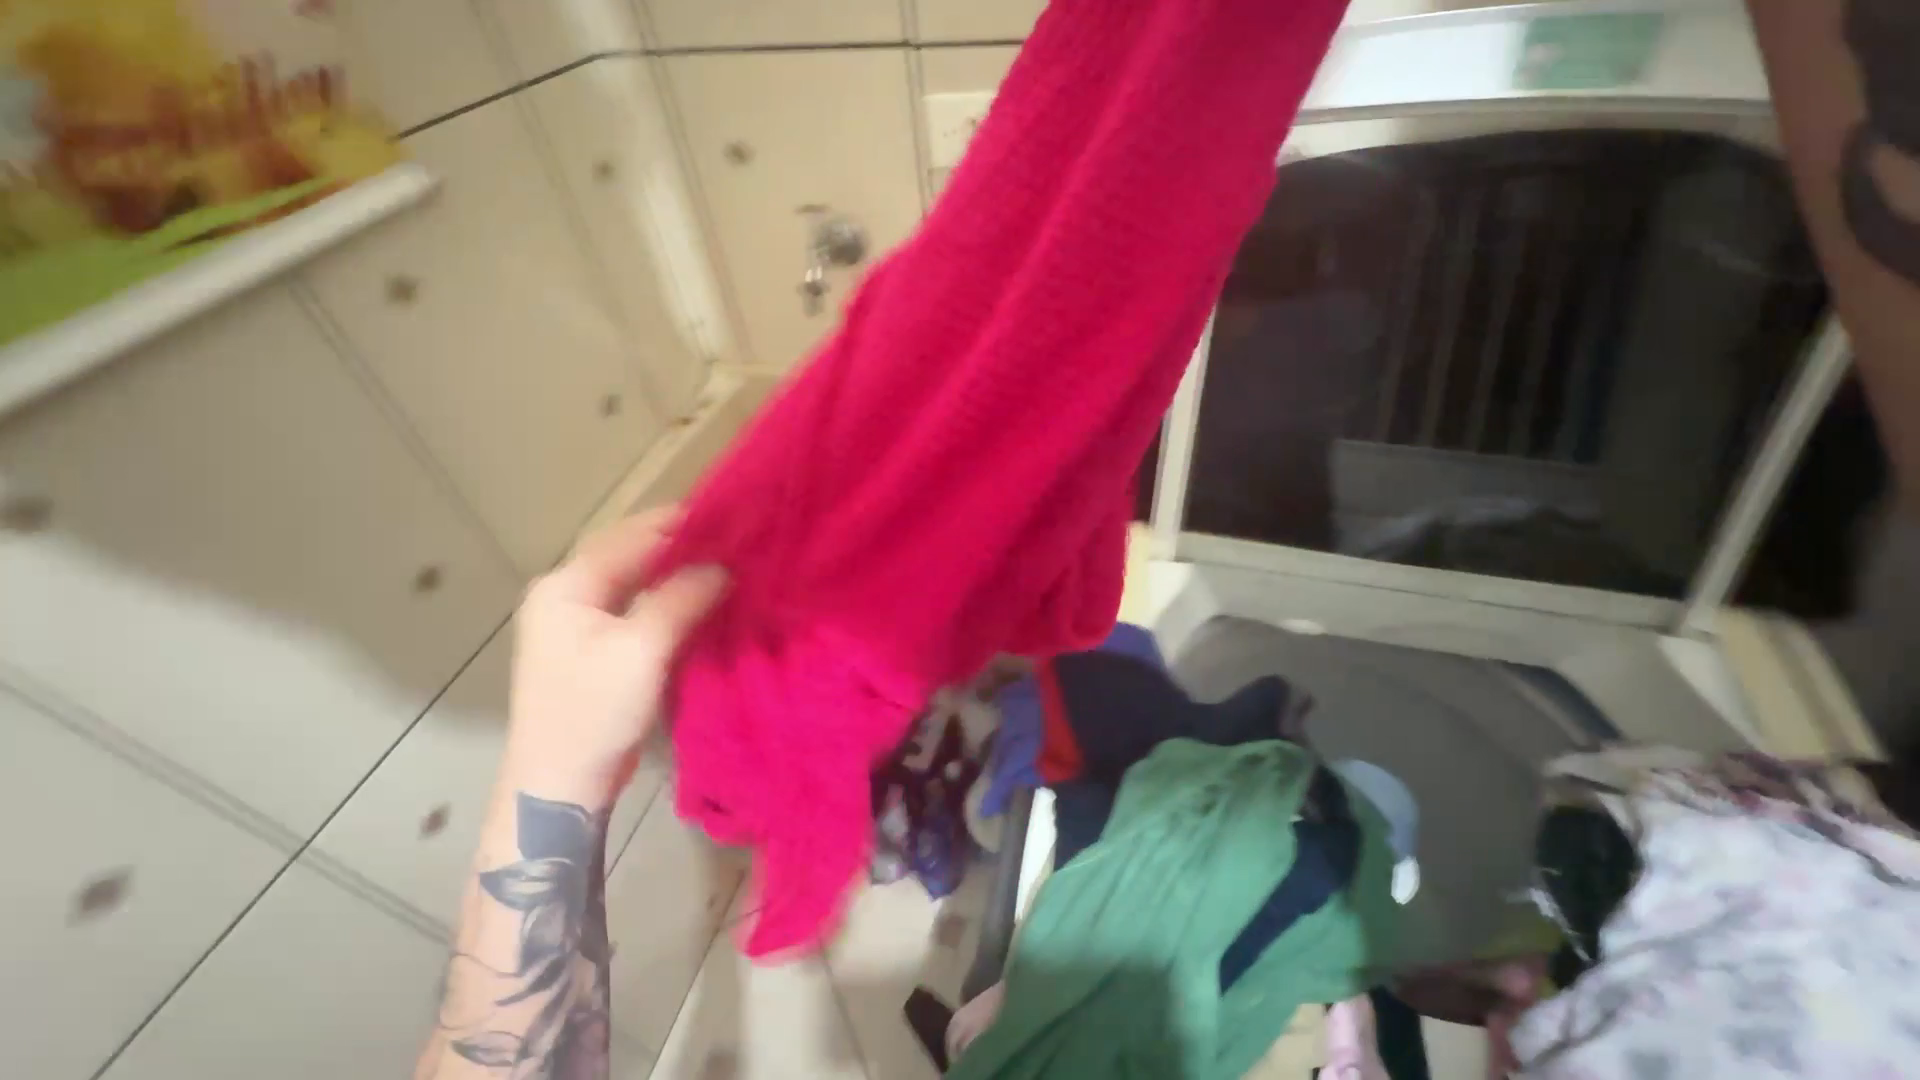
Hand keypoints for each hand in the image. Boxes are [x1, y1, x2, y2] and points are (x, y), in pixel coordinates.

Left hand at [505, 506, 727, 804]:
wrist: (561, 784)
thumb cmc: (594, 713)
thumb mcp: (641, 651)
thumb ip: (681, 599)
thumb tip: (723, 566)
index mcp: (566, 586)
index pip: (631, 538)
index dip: (682, 526)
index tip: (733, 517)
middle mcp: (566, 593)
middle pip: (631, 553)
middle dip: (681, 545)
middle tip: (736, 538)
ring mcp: (578, 621)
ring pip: (635, 580)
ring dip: (676, 571)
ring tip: (727, 561)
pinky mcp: (594, 646)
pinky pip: (636, 606)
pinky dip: (667, 597)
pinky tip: (702, 596)